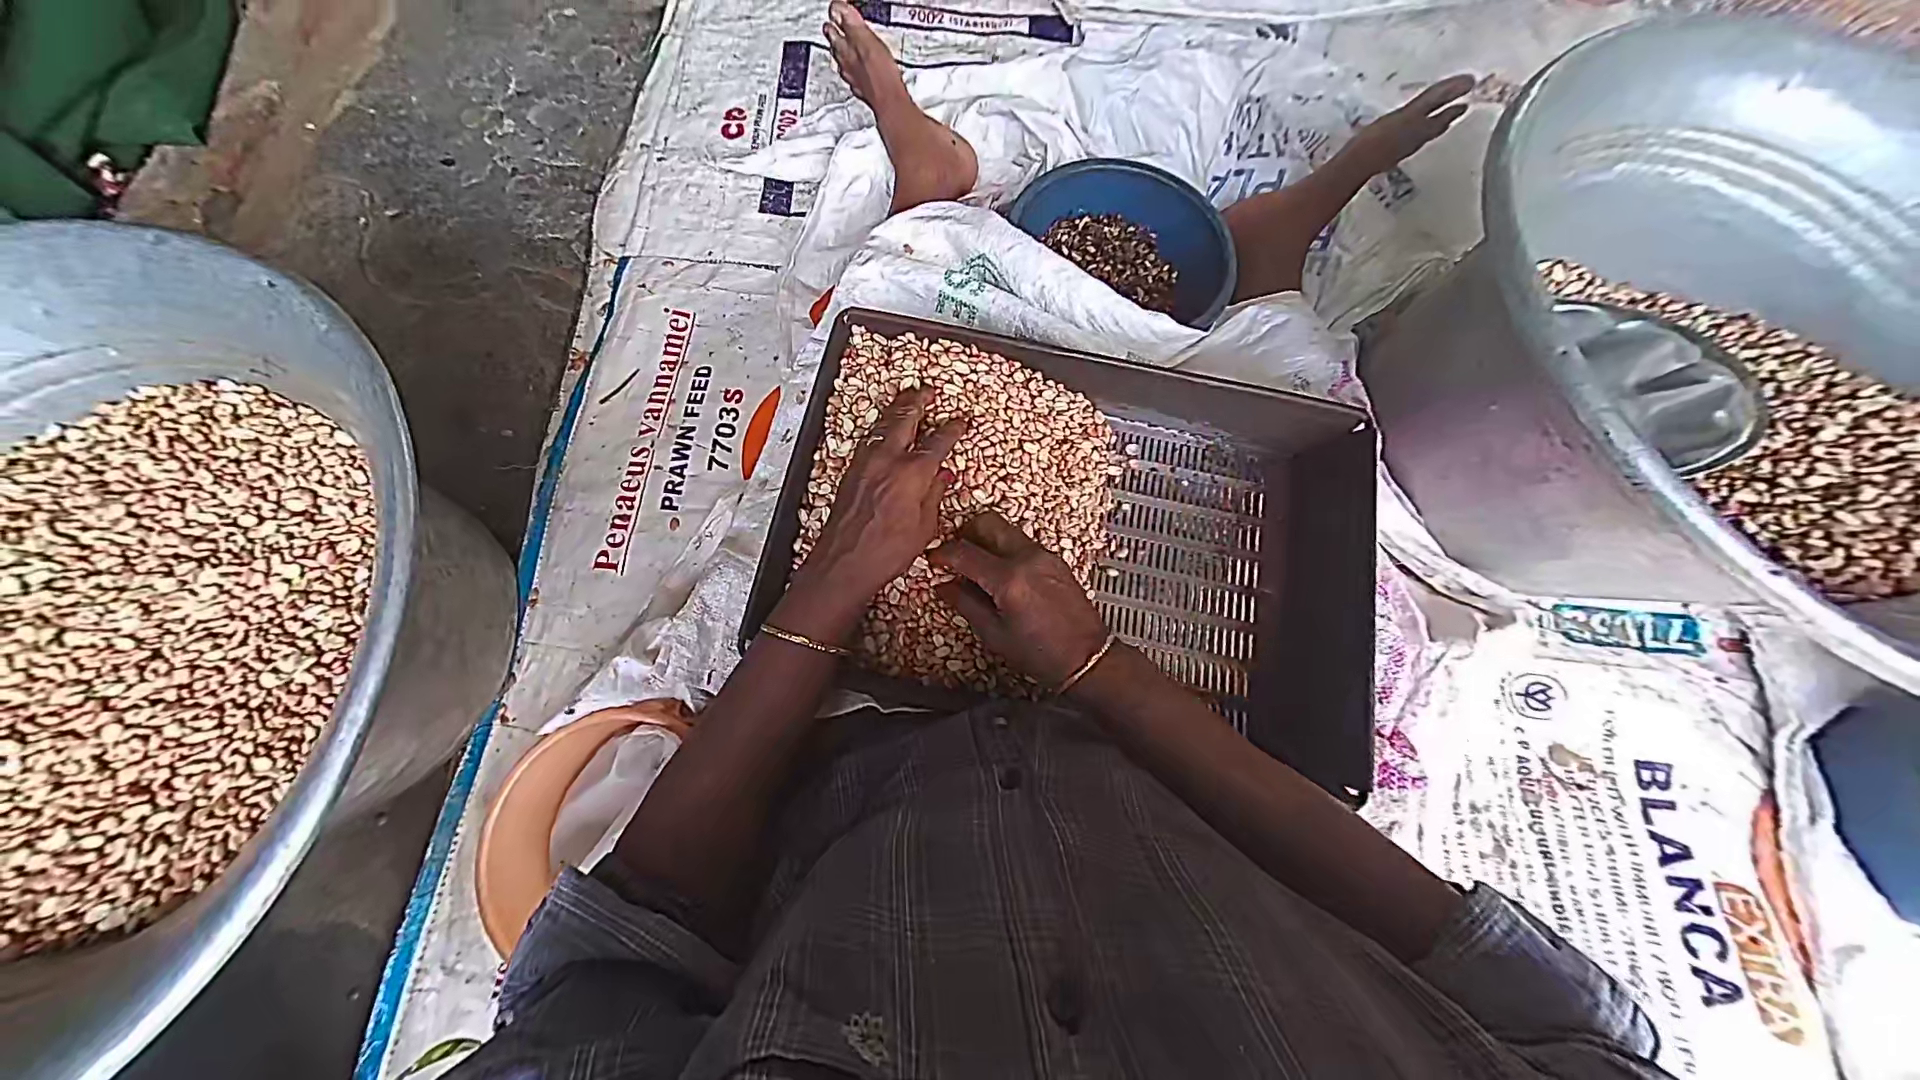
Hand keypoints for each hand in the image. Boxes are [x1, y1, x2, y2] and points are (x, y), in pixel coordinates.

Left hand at [796, 386, 965, 603]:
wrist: (844, 562)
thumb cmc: (884, 552)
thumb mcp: (924, 527)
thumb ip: (934, 495)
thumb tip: (942, 476)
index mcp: (911, 473)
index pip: (938, 441)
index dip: (952, 429)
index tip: (960, 423)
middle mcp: (886, 461)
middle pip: (905, 418)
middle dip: (918, 401)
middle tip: (928, 391)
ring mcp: (865, 463)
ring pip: (883, 424)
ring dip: (898, 409)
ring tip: (907, 400)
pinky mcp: (851, 471)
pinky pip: (870, 438)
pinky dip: (881, 427)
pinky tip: (885, 429)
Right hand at [928, 512, 1112, 688]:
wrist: (1087, 658)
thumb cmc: (1043, 654)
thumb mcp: (994, 634)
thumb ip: (965, 603)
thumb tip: (944, 586)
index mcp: (1009, 579)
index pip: (964, 552)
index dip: (942, 554)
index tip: (933, 560)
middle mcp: (1028, 559)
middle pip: (986, 522)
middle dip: (964, 534)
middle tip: (954, 555)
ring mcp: (1044, 556)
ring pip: (1005, 530)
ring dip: (985, 541)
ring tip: (976, 569)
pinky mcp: (1055, 560)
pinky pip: (1022, 543)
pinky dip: (1004, 550)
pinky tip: (1000, 576)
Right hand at [1337, 74, 1474, 175]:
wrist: (1352, 166)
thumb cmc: (1379, 139)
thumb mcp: (1410, 113)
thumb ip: (1437, 98)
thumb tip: (1470, 81)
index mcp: (1422, 131)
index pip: (1443, 117)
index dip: (1454, 108)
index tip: (1465, 102)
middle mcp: (1414, 142)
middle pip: (1433, 129)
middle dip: (1443, 119)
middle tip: (1455, 110)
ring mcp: (1397, 151)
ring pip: (1418, 137)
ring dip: (1426, 128)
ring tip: (1430, 122)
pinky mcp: (1381, 157)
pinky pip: (1400, 143)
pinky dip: (1405, 137)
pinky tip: (1400, 136)